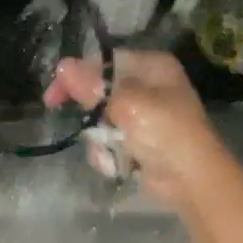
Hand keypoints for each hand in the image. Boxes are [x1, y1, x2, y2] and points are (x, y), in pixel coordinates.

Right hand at [44, 50, 233, 202]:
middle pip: (99, 94)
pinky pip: (109, 143)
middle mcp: (146, 86)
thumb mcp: (128, 105)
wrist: (190, 179)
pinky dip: (109, 155)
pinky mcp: (137, 141)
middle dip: (94, 118)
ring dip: (101, 141)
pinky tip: (121, 164)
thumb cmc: (166, 134)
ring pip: (100, 122)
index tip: (52, 97)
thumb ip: (93, 87)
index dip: (75, 77)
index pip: (103, 63)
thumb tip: (62, 65)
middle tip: (96, 134)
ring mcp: (142, 116)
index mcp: (151, 66)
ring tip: (115, 153)